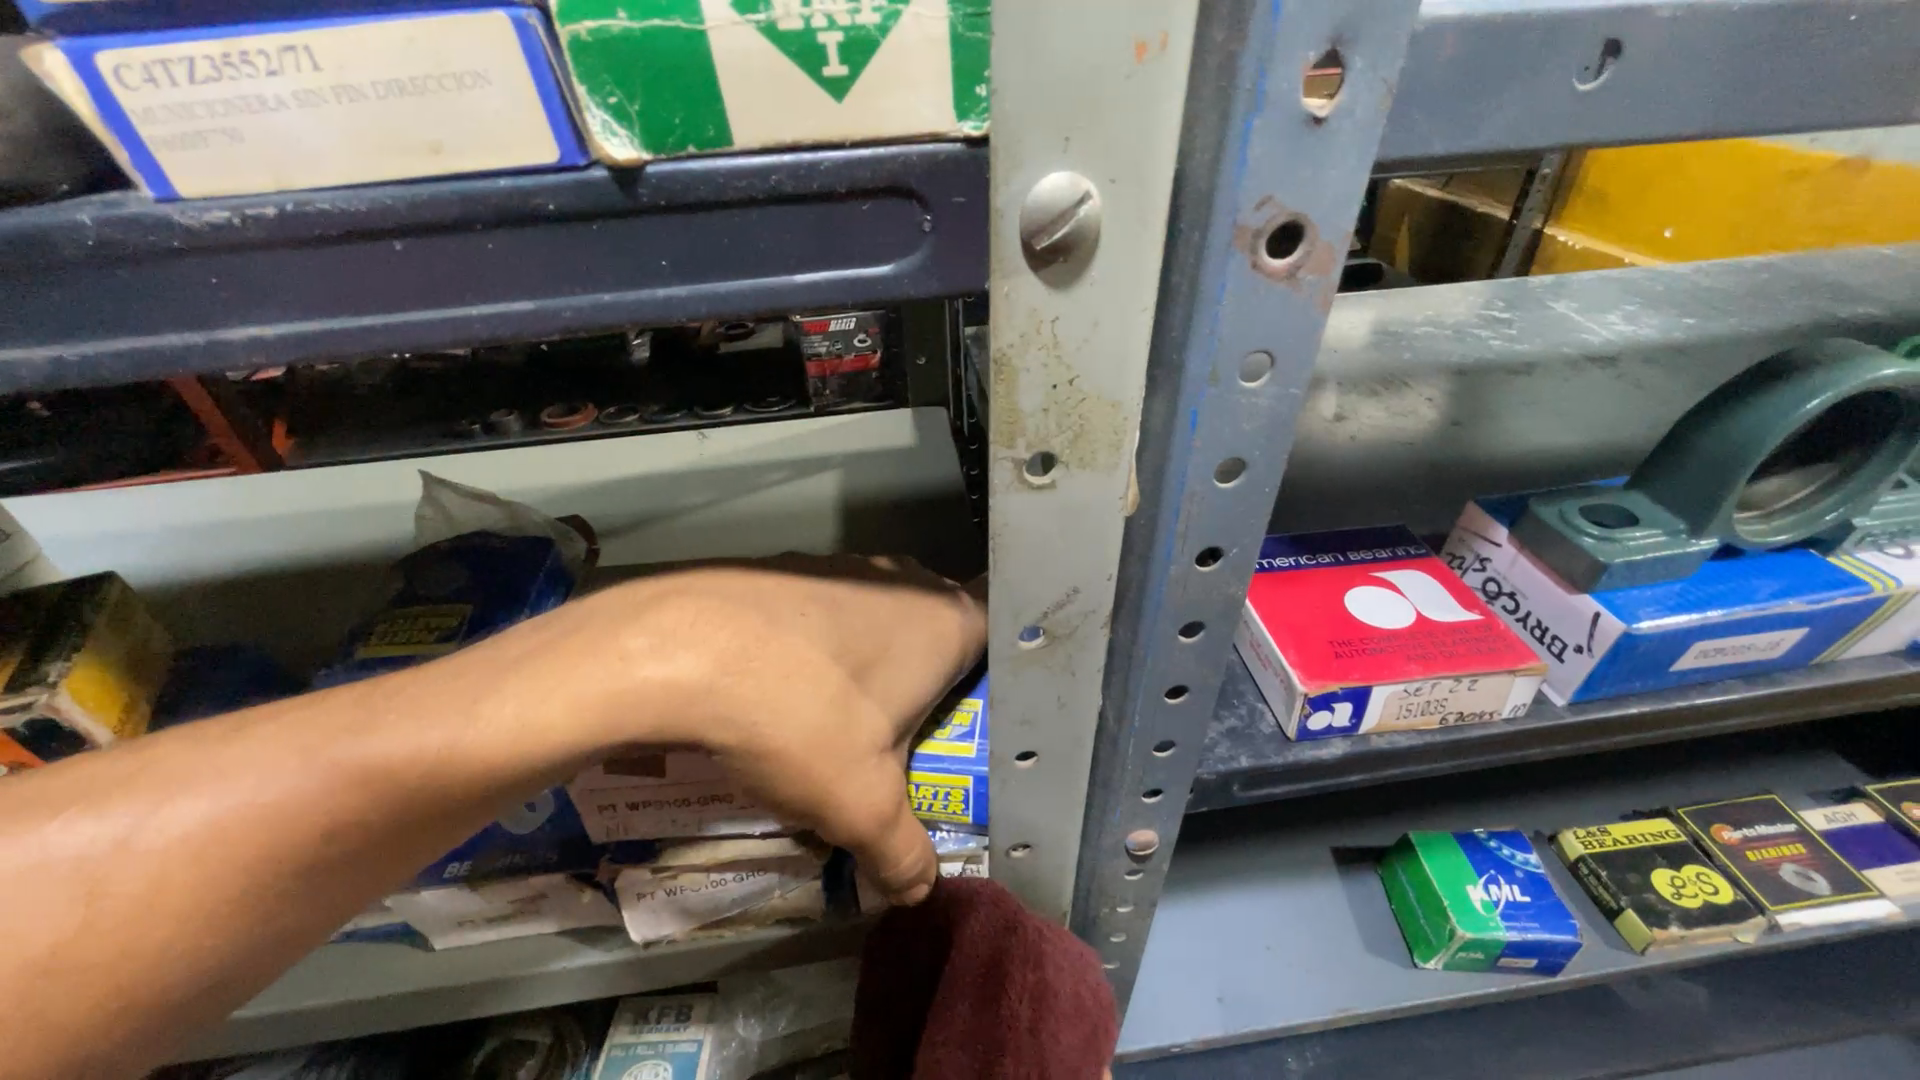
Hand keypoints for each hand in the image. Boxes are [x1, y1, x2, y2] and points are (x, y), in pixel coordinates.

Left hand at [561, 555, 986, 905]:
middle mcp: (904, 579)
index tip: (968, 717)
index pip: (1001, 631)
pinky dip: (811, 646)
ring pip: (874, 617)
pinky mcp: (785, 565)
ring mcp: (841, 565)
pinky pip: (819, 611)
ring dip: (865, 662)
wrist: (676, 650)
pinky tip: (775, 687)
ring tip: (831, 718)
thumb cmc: (802, 717)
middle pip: (935, 628)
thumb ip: (904, 855)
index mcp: (946, 622)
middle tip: (903, 733)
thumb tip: (918, 891)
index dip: (992, 674)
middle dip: (924, 679)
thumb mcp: (861, 807)